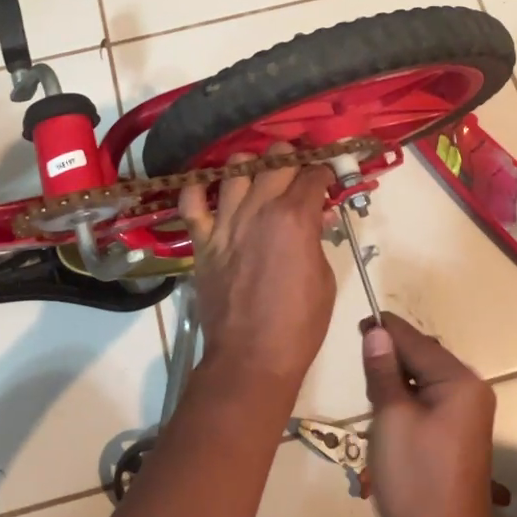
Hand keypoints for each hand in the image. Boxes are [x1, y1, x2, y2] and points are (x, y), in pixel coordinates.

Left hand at [178, 145, 337, 392]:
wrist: (250, 357)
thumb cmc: (299, 324)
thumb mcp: (325, 278)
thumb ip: (316, 239)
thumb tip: (313, 220)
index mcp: (295, 217)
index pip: (312, 174)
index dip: (323, 171)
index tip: (325, 176)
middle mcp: (259, 208)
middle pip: (275, 160)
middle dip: (291, 158)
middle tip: (297, 169)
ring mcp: (225, 222)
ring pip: (235, 169)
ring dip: (251, 164)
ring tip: (258, 172)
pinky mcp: (202, 239)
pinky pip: (191, 201)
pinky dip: (197, 188)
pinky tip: (208, 185)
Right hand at [361, 315, 502, 516]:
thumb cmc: (415, 478)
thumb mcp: (391, 417)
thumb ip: (383, 371)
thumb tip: (377, 332)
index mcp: (459, 380)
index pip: (415, 339)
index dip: (384, 330)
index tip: (357, 325)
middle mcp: (471, 389)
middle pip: (423, 355)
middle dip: (391, 356)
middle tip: (362, 372)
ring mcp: (469, 413)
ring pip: (424, 377)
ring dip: (397, 378)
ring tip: (372, 394)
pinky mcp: (460, 433)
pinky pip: (430, 398)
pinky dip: (407, 397)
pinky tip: (389, 412)